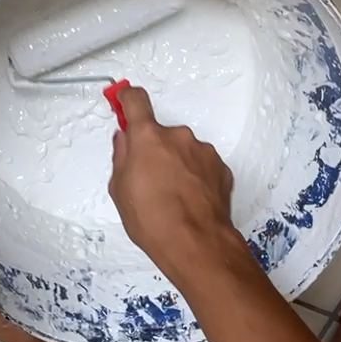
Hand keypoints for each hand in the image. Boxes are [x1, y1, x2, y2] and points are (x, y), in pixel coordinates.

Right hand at [107, 84, 238, 271]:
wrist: (196, 243)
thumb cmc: (154, 220)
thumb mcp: (120, 190)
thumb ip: (121, 158)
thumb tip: (124, 142)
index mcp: (147, 137)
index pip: (135, 101)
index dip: (127, 98)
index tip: (123, 98)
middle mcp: (178, 137)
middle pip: (160, 134)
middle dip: (153, 150)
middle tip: (147, 179)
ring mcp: (202, 151)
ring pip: (183, 150)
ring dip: (176, 164)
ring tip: (171, 196)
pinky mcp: (220, 167)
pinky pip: (201, 165)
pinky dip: (194, 177)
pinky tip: (188, 200)